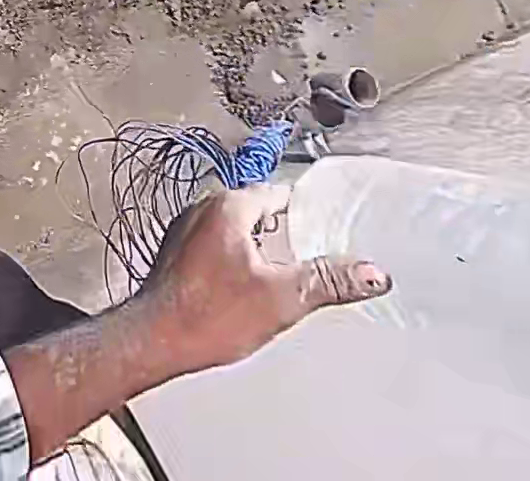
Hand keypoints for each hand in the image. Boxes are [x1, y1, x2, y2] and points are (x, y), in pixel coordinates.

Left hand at [137, 184, 389, 374]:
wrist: (158, 336)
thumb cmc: (209, 314)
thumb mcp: (282, 298)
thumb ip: (328, 280)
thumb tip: (372, 272)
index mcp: (228, 207)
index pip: (276, 194)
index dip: (303, 208)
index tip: (323, 219)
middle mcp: (203, 208)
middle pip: (254, 207)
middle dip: (281, 227)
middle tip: (308, 248)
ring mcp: (186, 226)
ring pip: (233, 224)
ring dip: (256, 241)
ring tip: (279, 267)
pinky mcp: (176, 248)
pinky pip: (214, 239)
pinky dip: (233, 251)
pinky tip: (243, 279)